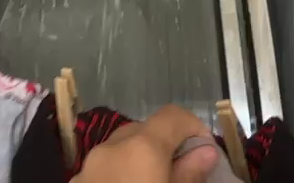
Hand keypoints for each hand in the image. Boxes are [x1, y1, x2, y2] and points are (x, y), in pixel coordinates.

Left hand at [71, 105, 220, 182]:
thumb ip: (189, 176)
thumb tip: (205, 152)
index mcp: (141, 146)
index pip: (172, 115)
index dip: (193, 127)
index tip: (205, 152)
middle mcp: (111, 147)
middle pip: (144, 131)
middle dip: (166, 147)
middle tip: (182, 177)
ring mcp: (87, 168)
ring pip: (121, 150)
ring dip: (140, 163)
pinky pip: (103, 171)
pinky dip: (120, 177)